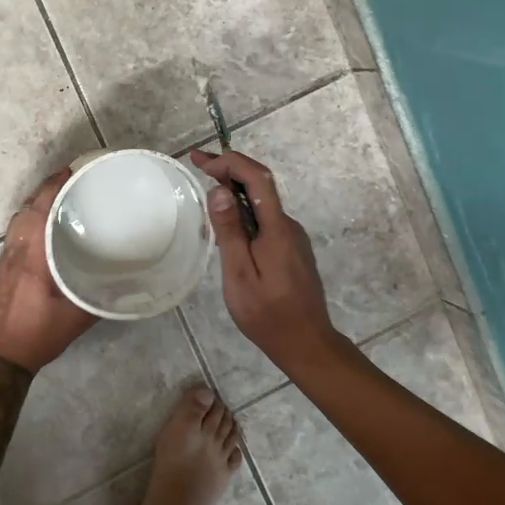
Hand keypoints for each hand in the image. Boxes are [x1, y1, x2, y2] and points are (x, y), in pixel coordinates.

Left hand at [0, 167, 95, 373]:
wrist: (1, 357)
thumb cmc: (38, 335)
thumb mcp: (77, 317)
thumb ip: (102, 298)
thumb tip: (131, 284)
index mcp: (33, 259)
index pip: (39, 212)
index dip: (52, 188)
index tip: (69, 171)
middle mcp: (15, 253)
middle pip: (26, 211)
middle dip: (45, 190)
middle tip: (69, 179)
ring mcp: (5, 261)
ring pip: (17, 222)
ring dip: (35, 205)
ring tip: (58, 198)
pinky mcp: (1, 270)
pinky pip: (15, 234)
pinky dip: (28, 221)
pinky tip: (43, 228)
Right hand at [189, 148, 340, 368]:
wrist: (306, 343)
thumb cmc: (267, 314)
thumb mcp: (240, 275)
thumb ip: (230, 232)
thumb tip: (220, 191)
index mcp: (277, 228)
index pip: (257, 178)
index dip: (230, 162)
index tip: (201, 161)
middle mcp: (288, 226)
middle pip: (261, 185)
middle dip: (230, 169)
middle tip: (197, 163)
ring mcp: (292, 238)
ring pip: (263, 203)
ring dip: (236, 190)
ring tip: (207, 190)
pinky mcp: (291, 250)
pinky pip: (266, 220)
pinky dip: (245, 211)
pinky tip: (228, 224)